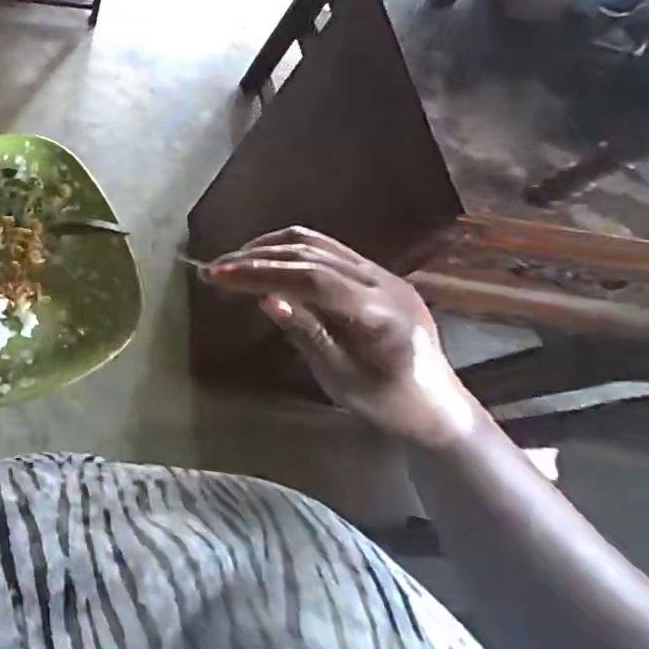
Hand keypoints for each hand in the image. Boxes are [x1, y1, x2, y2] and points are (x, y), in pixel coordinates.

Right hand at [202, 227, 478, 448]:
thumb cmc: (385, 402)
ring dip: (267, 248)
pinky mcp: (372, 271)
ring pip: (314, 242)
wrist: (435, 406)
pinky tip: (262, 259)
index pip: (311, 279)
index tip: (217, 276)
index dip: (260, 273)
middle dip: (255, 259)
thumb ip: (306, 334)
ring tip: (231, 262)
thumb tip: (266, 299)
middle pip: (309, 254)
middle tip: (213, 270)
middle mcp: (383, 282)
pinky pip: (324, 247)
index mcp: (380, 314)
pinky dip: (286, 248)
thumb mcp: (341, 378)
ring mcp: (380, 272)